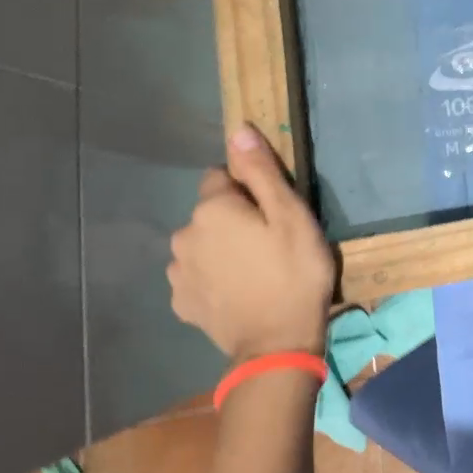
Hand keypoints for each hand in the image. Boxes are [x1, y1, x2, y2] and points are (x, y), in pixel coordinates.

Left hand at [169, 125, 334, 361]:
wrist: (276, 342)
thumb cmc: (294, 271)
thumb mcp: (291, 216)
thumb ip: (262, 173)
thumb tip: (238, 130)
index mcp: (212, 210)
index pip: (222, 178)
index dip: (251, 190)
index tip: (275, 211)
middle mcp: (184, 235)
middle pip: (211, 213)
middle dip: (234, 220)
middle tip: (272, 241)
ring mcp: (177, 272)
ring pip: (202, 244)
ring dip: (223, 249)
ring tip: (257, 268)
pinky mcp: (182, 302)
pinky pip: (198, 276)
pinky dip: (215, 277)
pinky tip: (241, 290)